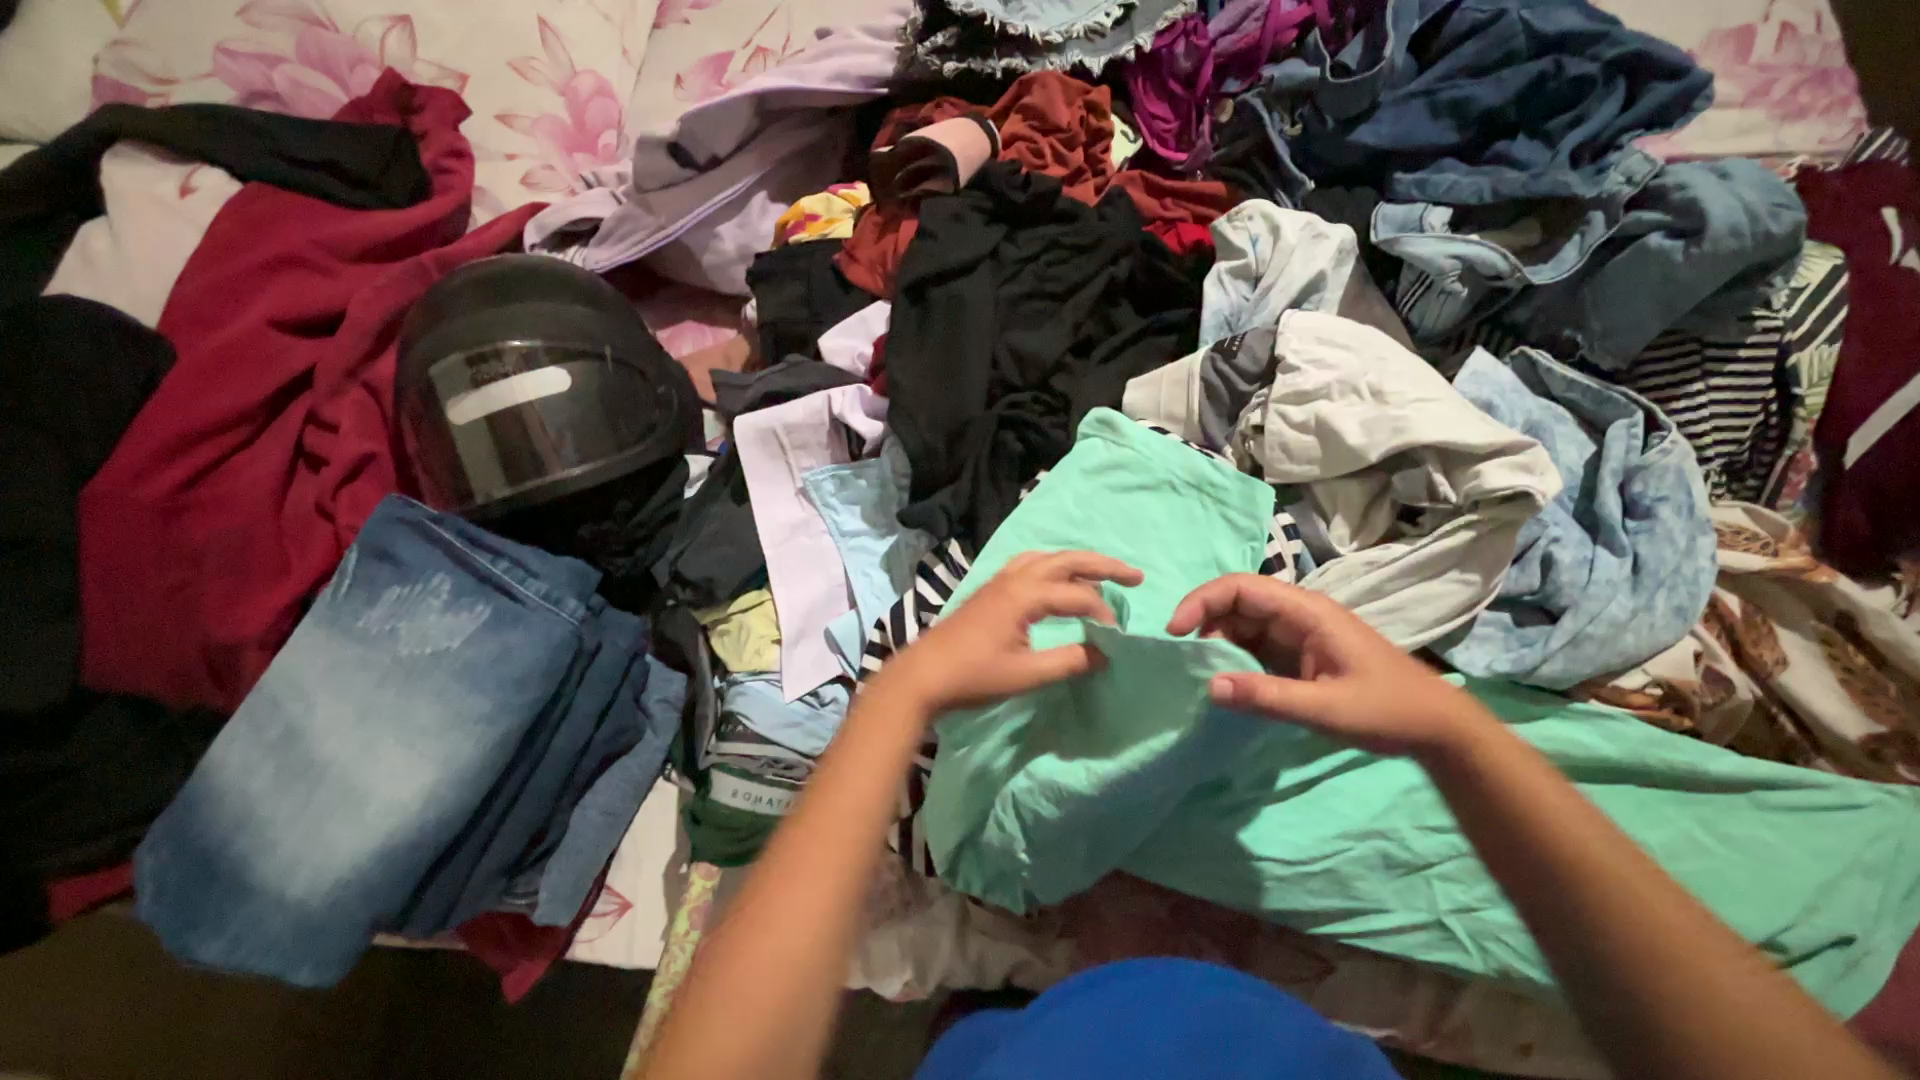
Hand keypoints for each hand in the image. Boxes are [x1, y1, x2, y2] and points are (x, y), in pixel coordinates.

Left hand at [870, 551, 1144, 714]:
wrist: (923, 676)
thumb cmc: (974, 676)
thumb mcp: (1026, 675)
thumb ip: (1069, 662)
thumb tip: (1105, 654)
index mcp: (1024, 595)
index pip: (1078, 596)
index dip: (1103, 614)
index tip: (1116, 639)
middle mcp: (1013, 579)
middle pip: (1066, 560)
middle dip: (1103, 566)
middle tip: (1135, 576)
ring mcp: (998, 582)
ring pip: (1046, 559)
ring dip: (1076, 564)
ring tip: (1100, 577)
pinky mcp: (989, 591)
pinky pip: (1029, 565)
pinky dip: (1052, 567)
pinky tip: (1055, 583)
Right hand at [1165, 574, 1492, 757]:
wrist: (1435, 727)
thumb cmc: (1386, 710)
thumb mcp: (1324, 709)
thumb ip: (1266, 697)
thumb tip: (1208, 685)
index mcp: (1307, 612)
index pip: (1241, 587)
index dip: (1202, 601)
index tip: (1175, 632)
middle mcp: (1299, 614)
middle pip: (1237, 601)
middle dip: (1204, 622)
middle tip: (1186, 660)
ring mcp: (1299, 633)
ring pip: (1243, 624)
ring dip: (1218, 644)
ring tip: (1205, 676)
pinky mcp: (1299, 654)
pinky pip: (1255, 646)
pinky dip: (1234, 659)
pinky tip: (1228, 683)